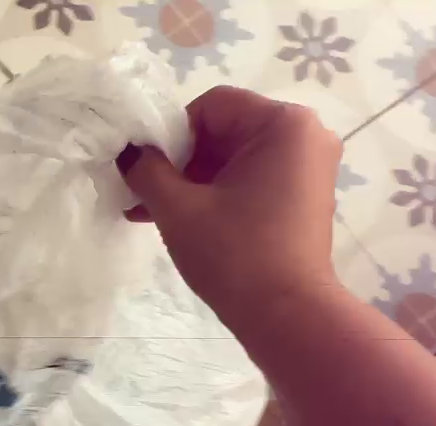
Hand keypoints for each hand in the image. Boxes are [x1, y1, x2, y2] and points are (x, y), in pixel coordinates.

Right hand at [119, 86, 345, 330]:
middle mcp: (304, 134)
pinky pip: (249, 180)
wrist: (283, 308)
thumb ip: (148, 173)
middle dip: (178, 162)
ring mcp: (307, 165)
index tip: (145, 173)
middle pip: (223, 131)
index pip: (211, 107)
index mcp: (282, 124)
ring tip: (153, 215)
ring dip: (190, 182)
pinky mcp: (301, 195)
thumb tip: (129, 154)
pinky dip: (214, 194)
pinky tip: (183, 222)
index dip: (170, 135)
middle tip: (142, 197)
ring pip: (233, 159)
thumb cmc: (232, 253)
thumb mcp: (178, 210)